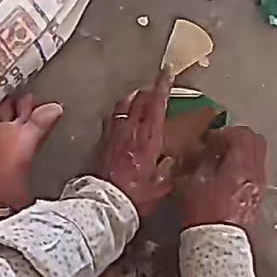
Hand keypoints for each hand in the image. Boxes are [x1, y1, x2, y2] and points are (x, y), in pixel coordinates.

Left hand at [98, 72, 175, 215]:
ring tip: (139, 96)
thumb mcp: (161, 186)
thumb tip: (174, 163)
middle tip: (158, 87)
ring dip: (133, 98)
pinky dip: (118, 113)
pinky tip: (120, 116)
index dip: (163, 86)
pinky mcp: (102, 141)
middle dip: (150, 90)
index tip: (167, 72)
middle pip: (140, 100)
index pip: (157, 104)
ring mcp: (114, 134)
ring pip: (123, 105)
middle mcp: (130, 130)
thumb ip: (169, 171)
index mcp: (148, 137)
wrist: (104, 204)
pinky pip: (110, 119)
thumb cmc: (135, 196)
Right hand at [178, 125, 266, 229]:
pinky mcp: (258, 196)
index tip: (208, 141)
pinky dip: (244, 167)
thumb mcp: (191, 184)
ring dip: (242, 153)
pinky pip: (255, 170)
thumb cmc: (203, 214)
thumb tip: (200, 151)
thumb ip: (197, 162)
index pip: (242, 134)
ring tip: (222, 162)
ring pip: (258, 156)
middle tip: (219, 145)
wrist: (219, 246)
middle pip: (256, 141)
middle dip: (238, 138)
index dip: (224, 133)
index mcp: (240, 167)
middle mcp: (255, 173)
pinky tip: (227, 178)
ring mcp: (259, 185)